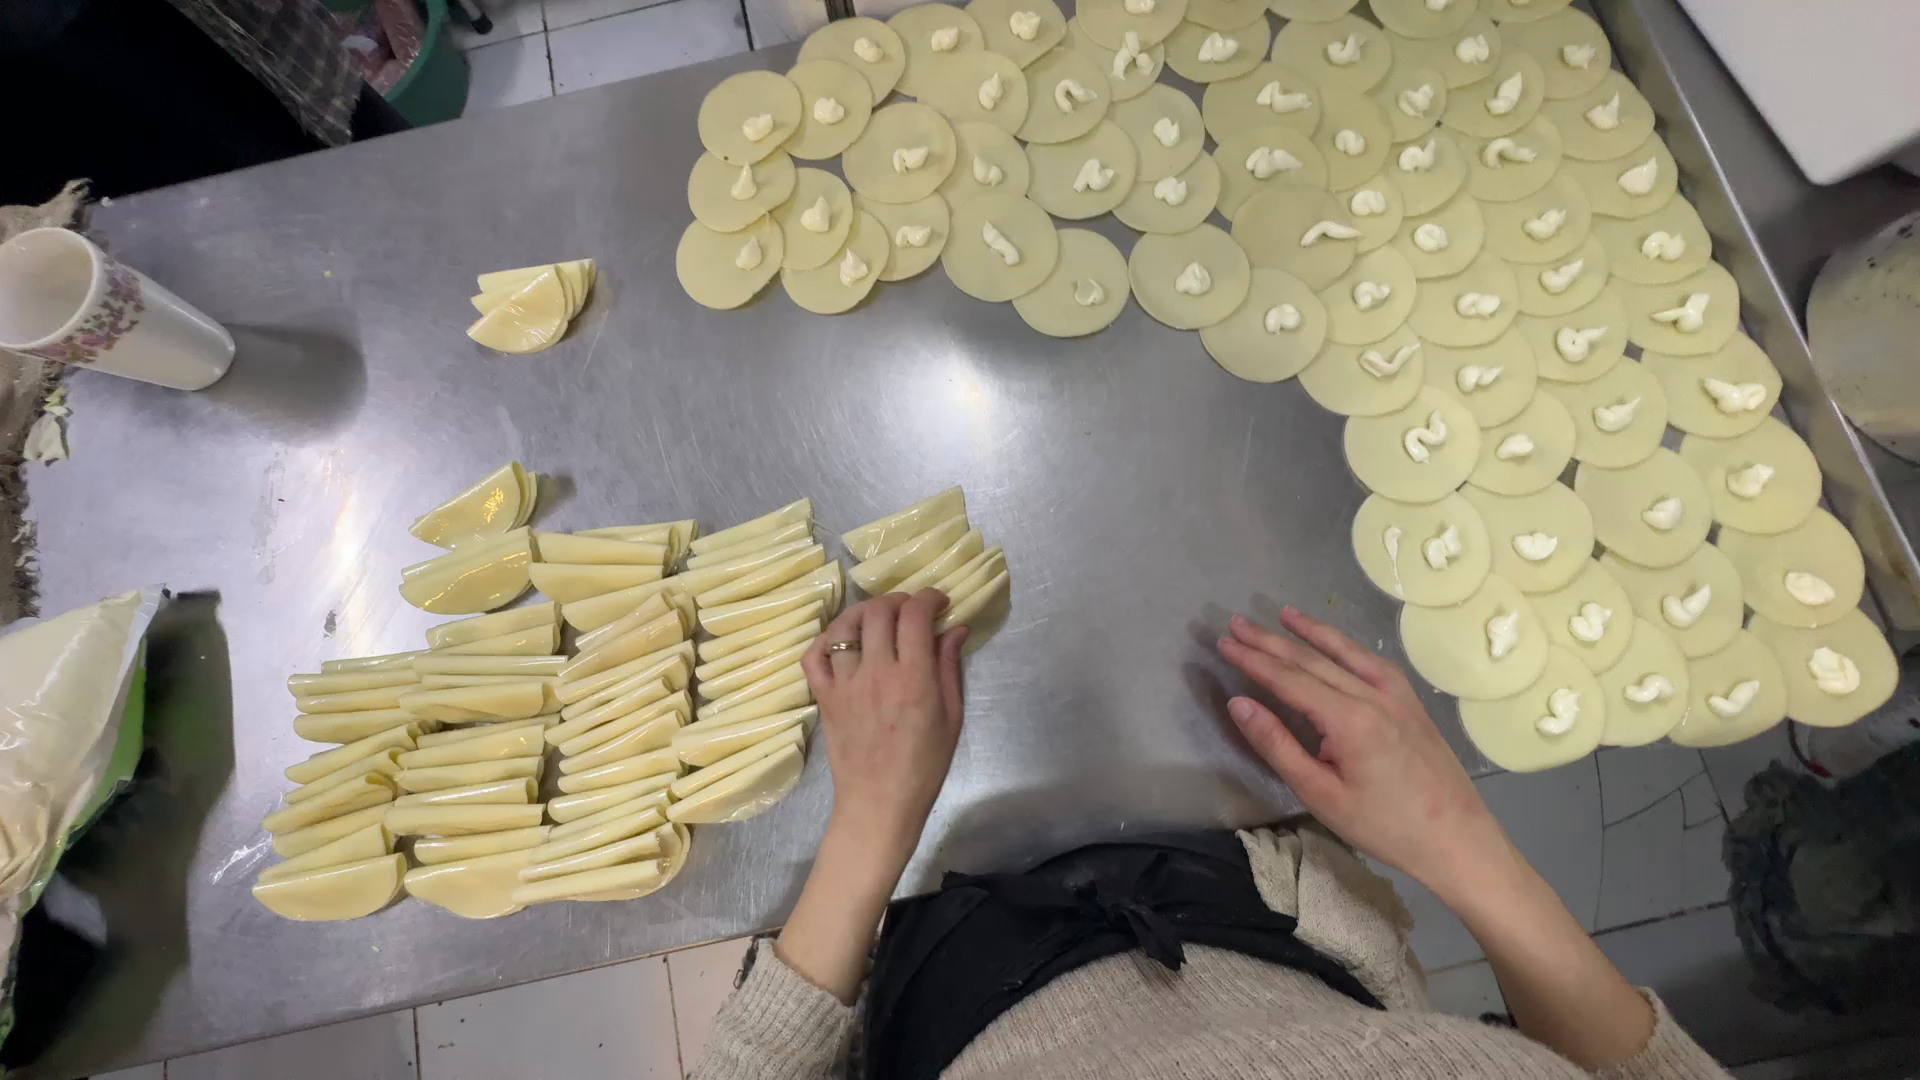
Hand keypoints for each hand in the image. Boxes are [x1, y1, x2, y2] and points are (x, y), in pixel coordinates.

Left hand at [801, 590, 967, 869]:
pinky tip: (843, 641)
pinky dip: (826, 640)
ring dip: (864, 612)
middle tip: (911, 610)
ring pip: (844, 626)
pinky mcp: (823, 697)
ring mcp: (844, 683)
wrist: (880, 803)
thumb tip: (955, 627)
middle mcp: (876, 672)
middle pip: (879, 610)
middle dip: (899, 599)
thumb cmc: (924, 764)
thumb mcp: (951, 716)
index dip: (929, 597)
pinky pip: (813, 655)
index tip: (939, 601)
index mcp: (913, 678)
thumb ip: (949, 667)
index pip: (915, 615)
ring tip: (878, 618)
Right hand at [1216, 607, 1510, 901]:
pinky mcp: (1412, 704)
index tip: (1223, 643)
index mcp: (1349, 720)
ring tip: (1282, 614)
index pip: (1289, 678)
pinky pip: (1373, 663)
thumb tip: (1238, 703)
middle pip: (1311, 660)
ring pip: (1345, 654)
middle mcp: (1373, 697)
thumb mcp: (1319, 794)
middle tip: (1236, 623)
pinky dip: (1347, 646)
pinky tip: (1335, 642)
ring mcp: (1397, 697)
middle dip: (1269, 640)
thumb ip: (1277, 744)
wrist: (1461, 844)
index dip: (1252, 660)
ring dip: (1310, 632)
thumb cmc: (1384, 826)